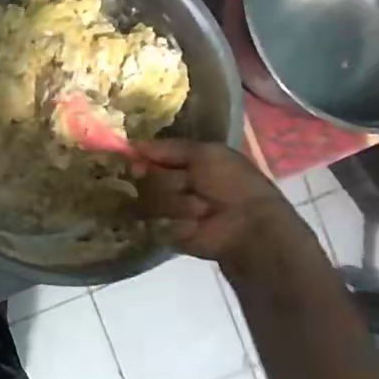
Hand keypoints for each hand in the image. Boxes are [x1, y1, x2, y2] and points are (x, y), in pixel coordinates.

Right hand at [133, 139, 313, 270]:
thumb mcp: (207, 154)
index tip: (137, 164)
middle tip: (190, 186)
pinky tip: (195, 226)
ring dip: (178, 204)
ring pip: (149, 202)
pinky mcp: (164, 233)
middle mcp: (170, 185)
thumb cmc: (232, 183)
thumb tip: (131, 145)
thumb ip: (169, 147)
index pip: (147, 158)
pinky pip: (153, 224)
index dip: (140, 160)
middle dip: (168, 183)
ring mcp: (165, 210)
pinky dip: (177, 224)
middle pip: (145, 180)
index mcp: (181, 164)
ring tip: (202, 210)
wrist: (246, 224)